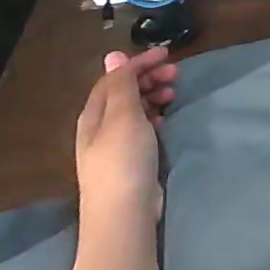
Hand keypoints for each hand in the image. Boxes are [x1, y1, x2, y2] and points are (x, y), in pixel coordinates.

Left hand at [75, 48, 176, 225]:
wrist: (123, 215)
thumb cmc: (123, 159)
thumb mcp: (124, 115)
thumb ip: (122, 85)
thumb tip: (113, 55)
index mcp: (94, 114)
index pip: (115, 78)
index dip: (139, 62)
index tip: (167, 53)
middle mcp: (99, 127)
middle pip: (123, 92)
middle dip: (148, 78)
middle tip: (176, 74)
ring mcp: (113, 146)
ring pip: (133, 109)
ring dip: (153, 95)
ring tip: (173, 94)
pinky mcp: (128, 161)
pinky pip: (141, 127)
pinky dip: (154, 116)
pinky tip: (165, 119)